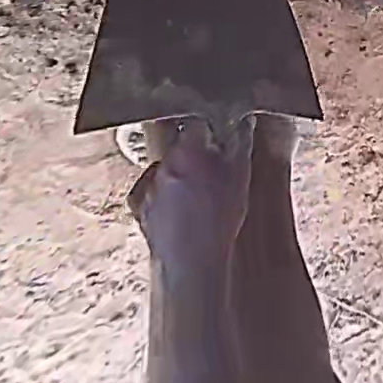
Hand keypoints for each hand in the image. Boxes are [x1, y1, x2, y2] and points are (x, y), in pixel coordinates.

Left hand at [128, 117, 253, 270]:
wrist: (192, 261)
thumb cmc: (220, 217)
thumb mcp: (241, 174)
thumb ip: (241, 142)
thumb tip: (244, 122)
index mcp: (188, 150)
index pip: (196, 122)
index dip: (210, 124)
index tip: (220, 131)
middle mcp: (163, 164)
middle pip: (180, 143)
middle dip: (196, 148)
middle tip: (215, 161)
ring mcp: (147, 185)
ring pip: (166, 164)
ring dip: (180, 167)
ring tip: (198, 185)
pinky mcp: (138, 206)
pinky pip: (150, 185)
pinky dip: (162, 187)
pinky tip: (178, 198)